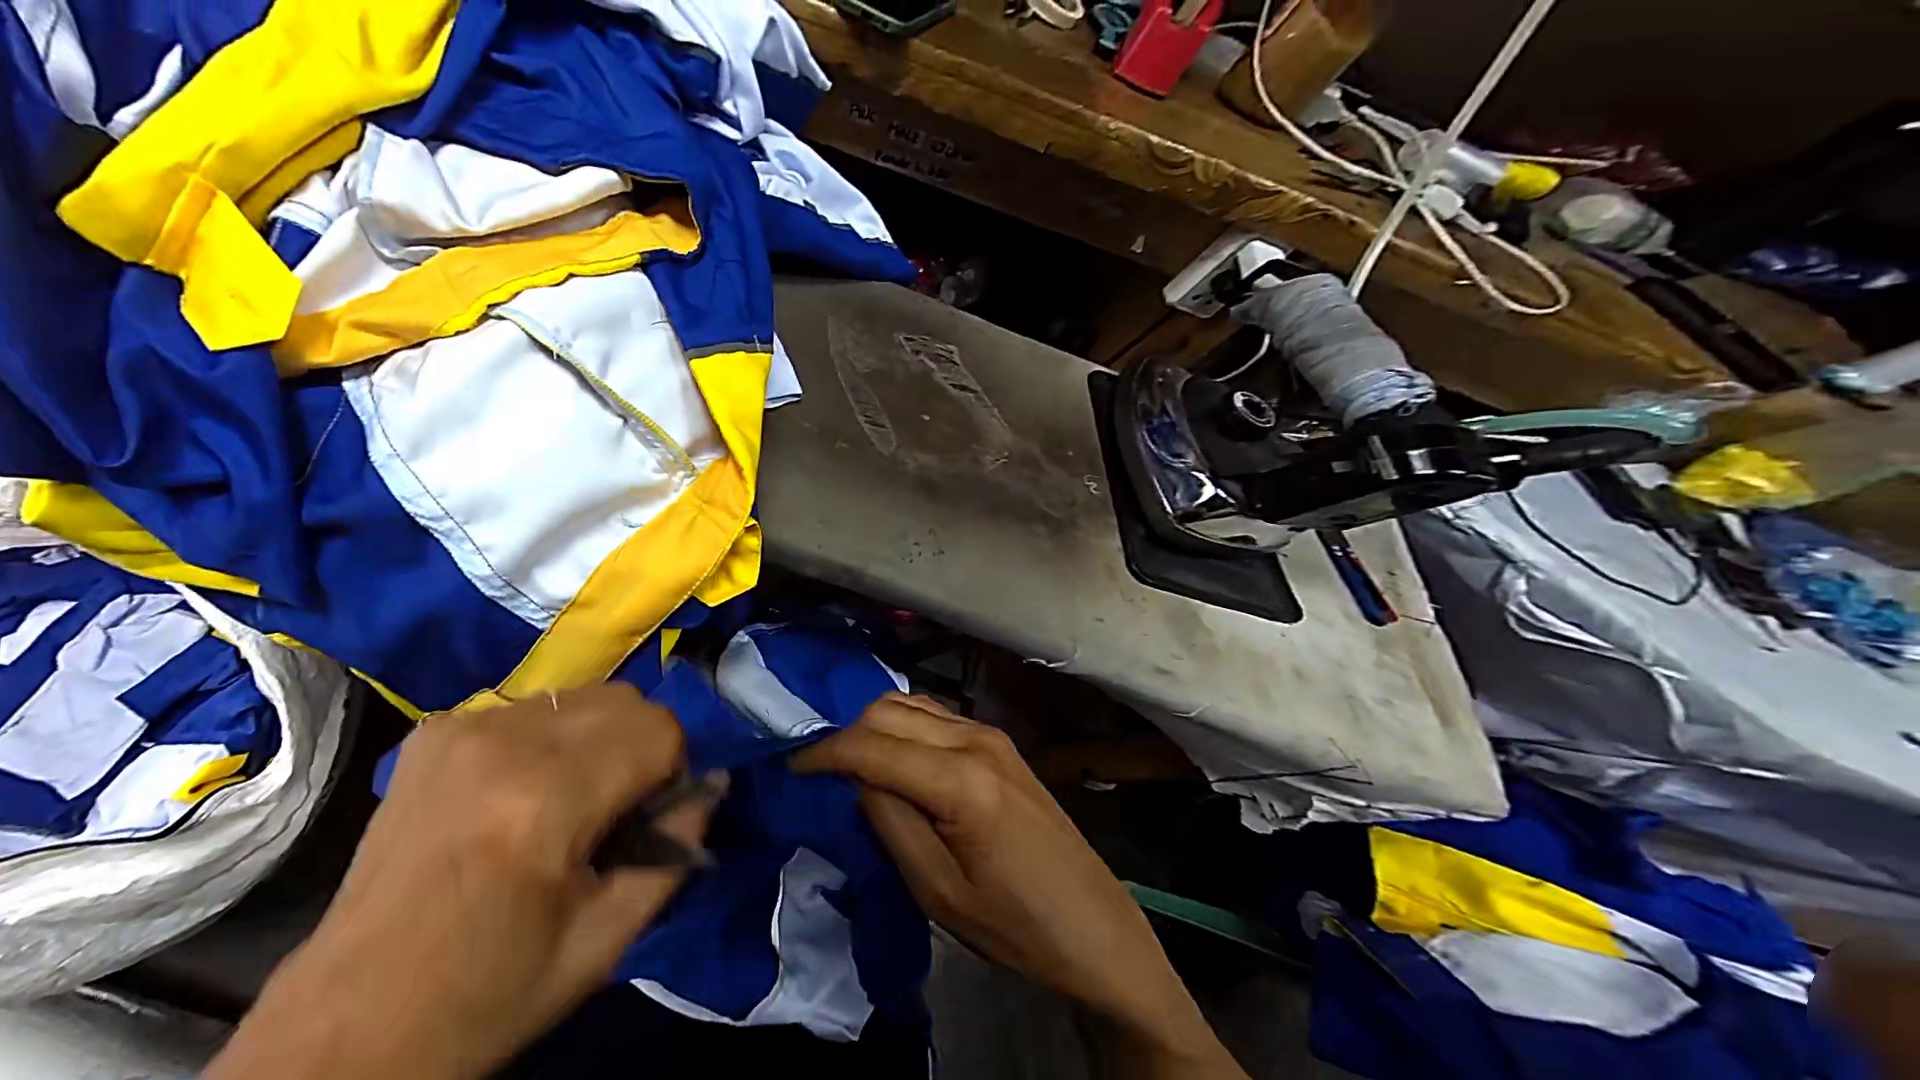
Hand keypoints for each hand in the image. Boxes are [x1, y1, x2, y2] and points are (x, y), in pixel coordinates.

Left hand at [206, 684, 720, 1079]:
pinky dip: (550, 737)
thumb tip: (711, 783)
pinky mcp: (433, 733)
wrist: (348, 1027)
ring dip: (598, 738)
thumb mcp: (608, 937)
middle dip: (641, 746)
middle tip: (614, 809)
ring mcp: (460, 729)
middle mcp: (503, 742)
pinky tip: (519, 790)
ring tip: (565, 800)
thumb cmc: (489, 991)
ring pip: (583, 697)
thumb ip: (677, 848)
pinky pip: (532, 707)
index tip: (647, 818)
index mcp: (547, 798)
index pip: (660, 729)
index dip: (671, 772)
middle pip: (625, 700)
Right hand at [793, 695, 1247, 1077]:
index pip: (872, 745)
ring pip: (913, 706)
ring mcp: (992, 736)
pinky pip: (937, 719)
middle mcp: (976, 739)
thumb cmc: (1016, 925)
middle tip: (818, 771)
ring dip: (874, 727)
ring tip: (847, 764)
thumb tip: (857, 778)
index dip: (824, 752)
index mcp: (961, 779)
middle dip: (846, 733)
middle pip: (890, 710)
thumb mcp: (938, 891)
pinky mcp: (1001, 746)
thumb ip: (891, 823)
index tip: (789, 768)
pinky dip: (904, 730)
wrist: (1095, 928)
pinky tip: (892, 759)